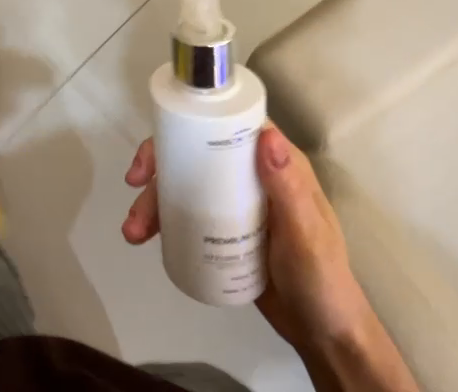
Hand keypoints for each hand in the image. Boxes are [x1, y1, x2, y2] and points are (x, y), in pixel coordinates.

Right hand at [122, 125, 373, 354]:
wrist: (323, 333)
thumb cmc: (321, 278)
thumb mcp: (306, 233)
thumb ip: (288, 187)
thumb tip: (265, 134)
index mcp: (276, 164)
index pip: (229, 126)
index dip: (191, 124)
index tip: (161, 143)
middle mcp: (251, 176)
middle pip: (196, 155)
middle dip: (159, 167)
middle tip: (135, 186)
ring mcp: (235, 204)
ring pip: (185, 185)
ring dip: (154, 201)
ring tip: (135, 231)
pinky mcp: (223, 230)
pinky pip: (186, 214)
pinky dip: (162, 220)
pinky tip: (146, 235)